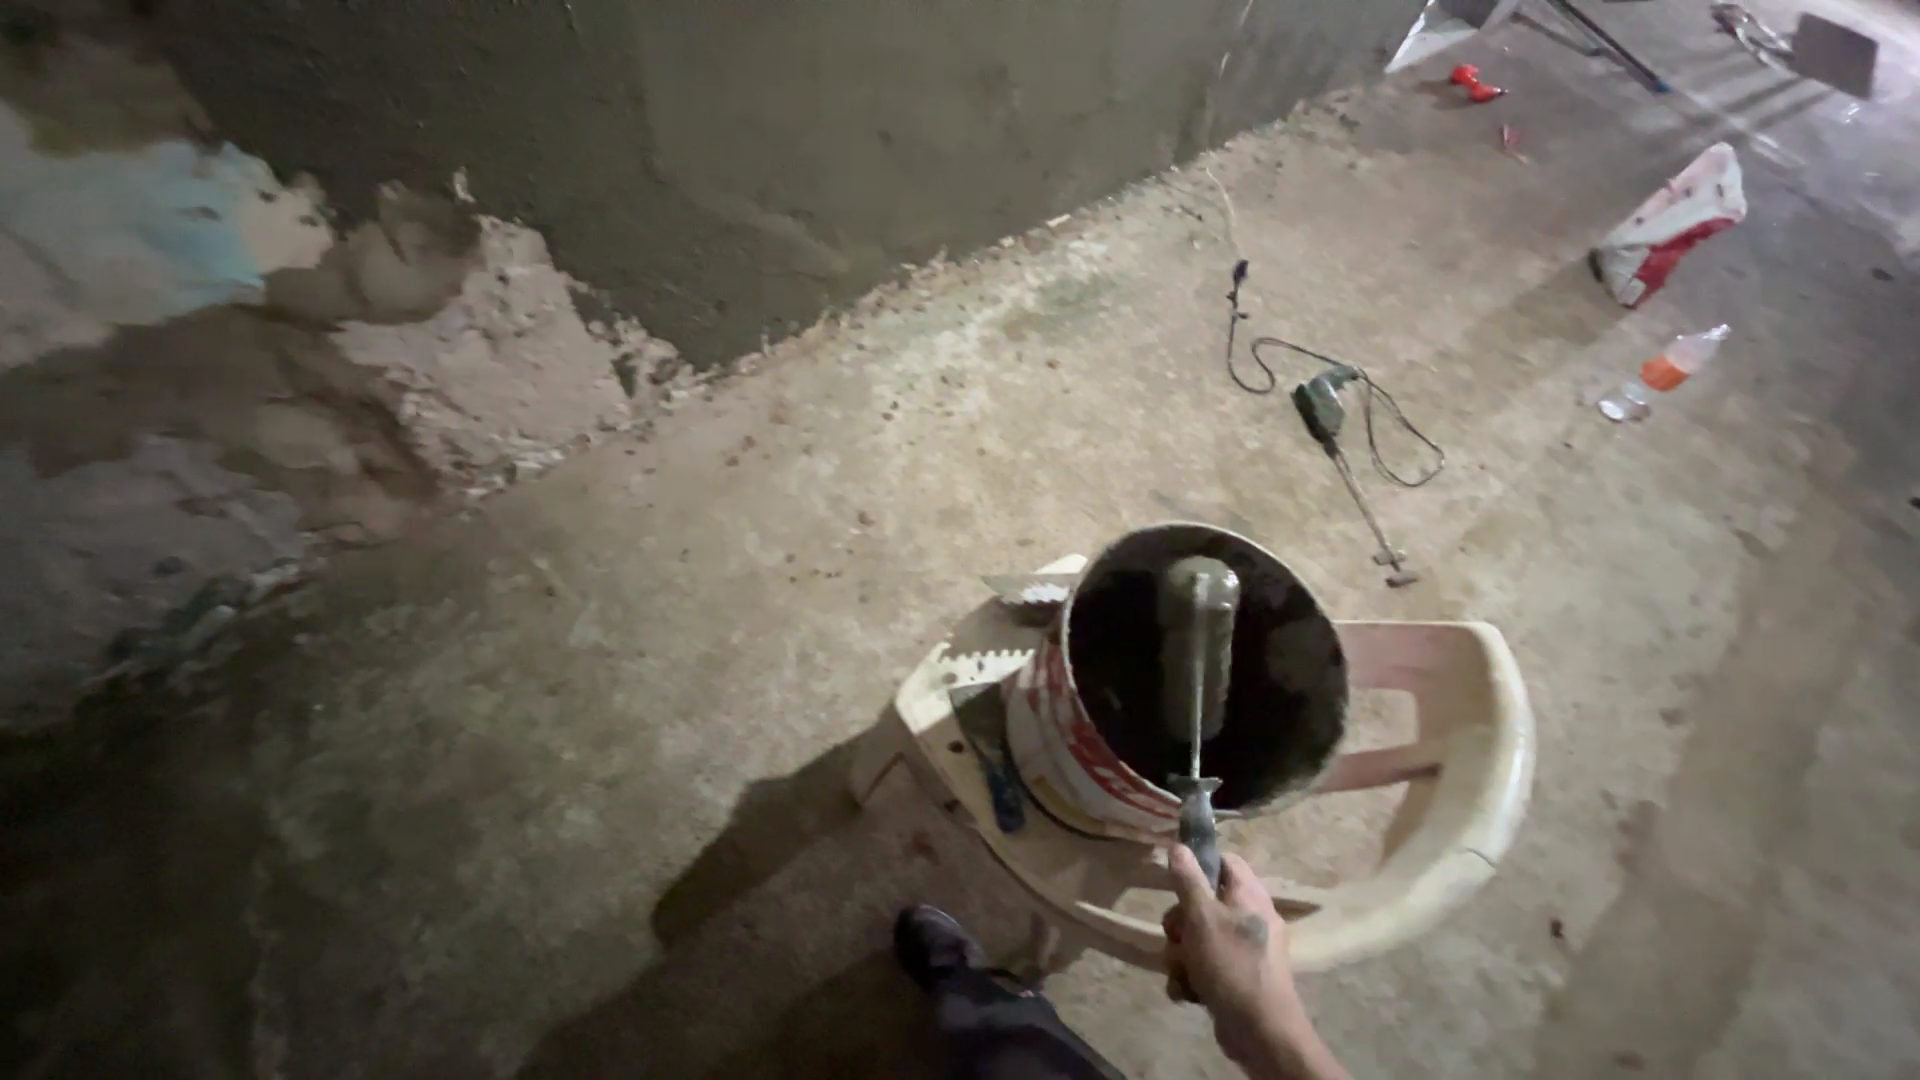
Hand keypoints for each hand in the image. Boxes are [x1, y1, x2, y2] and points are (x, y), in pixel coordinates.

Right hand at [1163, 846, 1346, 1079]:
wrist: (1261, 1033)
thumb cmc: (1231, 965)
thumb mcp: (1202, 916)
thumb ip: (1188, 879)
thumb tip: (1179, 845)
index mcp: (1249, 895)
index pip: (1224, 860)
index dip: (1199, 865)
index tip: (1177, 882)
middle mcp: (1250, 918)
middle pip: (1203, 902)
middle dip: (1181, 923)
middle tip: (1177, 937)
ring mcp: (1245, 950)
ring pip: (1198, 937)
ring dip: (1182, 955)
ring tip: (1183, 972)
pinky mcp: (1237, 977)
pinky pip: (1205, 965)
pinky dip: (1192, 977)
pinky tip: (1188, 992)